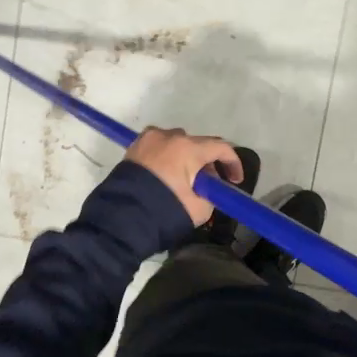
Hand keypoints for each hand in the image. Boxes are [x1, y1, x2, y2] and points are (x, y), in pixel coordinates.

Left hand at [124, 127, 243, 225]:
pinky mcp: (134, 148)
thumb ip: (210, 193)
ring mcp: (148, 140)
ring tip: (184, 179)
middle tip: (207, 183)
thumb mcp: (200, 208)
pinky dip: (166, 157)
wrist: (121, 219)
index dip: (233, 163)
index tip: (235, 181)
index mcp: (187, 148)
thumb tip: (205, 186)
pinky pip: (157, 147)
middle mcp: (168, 137)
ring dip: (185, 157)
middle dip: (206, 161)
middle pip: (197, 144)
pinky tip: (166, 175)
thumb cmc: (165, 211)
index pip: (220, 147)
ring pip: (176, 143)